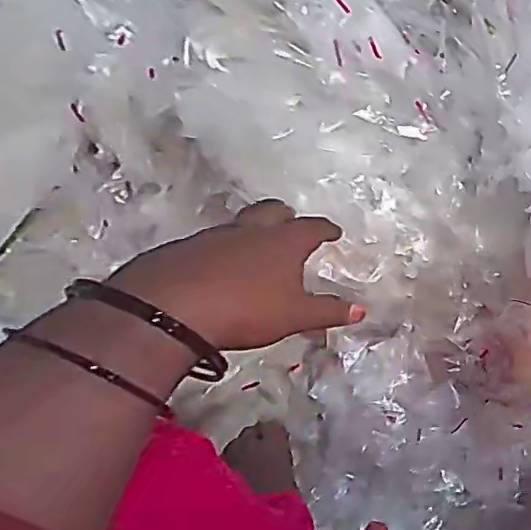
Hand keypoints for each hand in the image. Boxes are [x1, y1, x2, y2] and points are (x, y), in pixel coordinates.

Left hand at [107, 200, 364, 351]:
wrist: (169, 309)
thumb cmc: (246, 309)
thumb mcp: (294, 316)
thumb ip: (328, 311)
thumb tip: (361, 309)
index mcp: (283, 243)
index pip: (311, 228)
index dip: (324, 229)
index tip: (332, 231)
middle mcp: (250, 231)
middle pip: (271, 212)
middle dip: (284, 216)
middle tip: (290, 221)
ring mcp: (213, 237)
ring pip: (238, 226)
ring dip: (250, 232)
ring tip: (255, 247)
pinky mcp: (182, 251)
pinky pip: (209, 243)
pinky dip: (221, 250)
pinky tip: (217, 268)